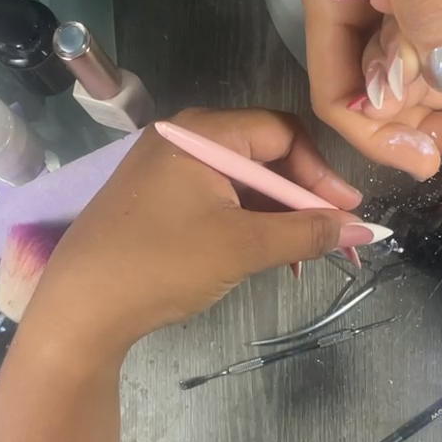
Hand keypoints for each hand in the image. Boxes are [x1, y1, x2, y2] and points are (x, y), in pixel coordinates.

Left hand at [20, 109, 371, 363]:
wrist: (79, 308)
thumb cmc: (162, 265)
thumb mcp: (242, 247)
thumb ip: (306, 233)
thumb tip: (362, 228)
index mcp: (201, 133)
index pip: (282, 134)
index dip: (322, 173)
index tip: (349, 213)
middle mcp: (182, 139)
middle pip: (261, 156)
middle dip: (301, 199)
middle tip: (331, 238)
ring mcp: (163, 169)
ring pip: (238, 183)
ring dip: (274, 216)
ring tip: (299, 254)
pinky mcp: (153, 199)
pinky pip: (213, 199)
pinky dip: (243, 223)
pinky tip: (261, 252)